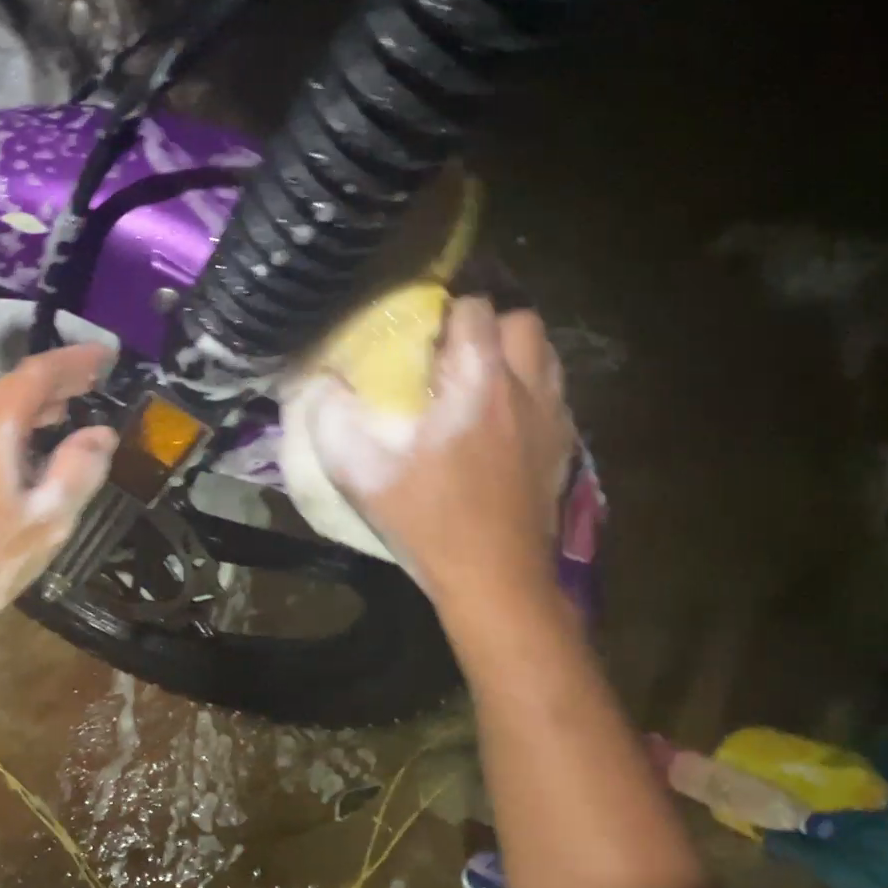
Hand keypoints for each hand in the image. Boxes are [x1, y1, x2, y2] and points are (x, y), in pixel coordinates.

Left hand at [0, 344, 118, 646]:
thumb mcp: (44, 524)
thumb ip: (76, 472)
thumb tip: (99, 435)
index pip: (34, 375)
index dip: (71, 360)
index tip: (104, 355)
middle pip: (8, 389)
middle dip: (52, 379)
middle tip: (90, 380)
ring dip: (29, 404)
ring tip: (64, 409)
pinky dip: (9, 428)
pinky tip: (23, 453)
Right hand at [302, 297, 575, 602]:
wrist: (493, 576)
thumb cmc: (426, 519)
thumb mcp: (360, 474)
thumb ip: (334, 421)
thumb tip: (323, 384)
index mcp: (478, 383)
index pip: (476, 312)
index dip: (445, 314)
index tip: (418, 336)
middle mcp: (525, 389)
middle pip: (522, 322)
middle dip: (487, 327)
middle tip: (449, 355)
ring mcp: (553, 418)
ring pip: (546, 355)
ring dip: (513, 355)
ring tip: (476, 381)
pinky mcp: (564, 446)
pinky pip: (555, 393)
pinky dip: (530, 391)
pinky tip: (500, 420)